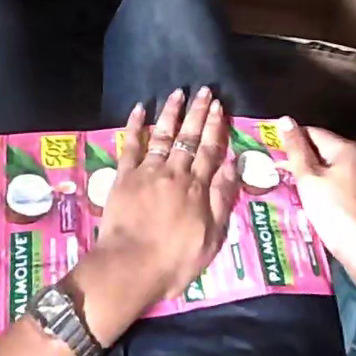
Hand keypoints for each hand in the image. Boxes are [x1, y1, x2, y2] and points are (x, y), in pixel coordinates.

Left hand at [73, 87, 238, 344]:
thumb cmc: (175, 260)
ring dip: (170, 113)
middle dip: (197, 112)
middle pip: (188, 137)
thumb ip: (222, 198)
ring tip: (177, 93)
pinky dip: (135, 126)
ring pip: (162, 135)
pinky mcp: (124, 176)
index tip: (219, 106)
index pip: (209, 150)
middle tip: (204, 90)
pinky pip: (130, 146)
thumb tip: (232, 165)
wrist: (131, 265)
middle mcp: (173, 173)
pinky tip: (140, 109)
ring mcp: (147, 172)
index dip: (215, 127)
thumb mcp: (212, 236)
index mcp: (197, 188)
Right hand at [275, 119, 355, 273]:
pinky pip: (325, 177)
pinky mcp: (351, 191)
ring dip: (300, 170)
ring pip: (319, 164)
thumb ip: (295, 149)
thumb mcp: (308, 177)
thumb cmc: (333, 209)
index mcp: (344, 148)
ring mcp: (354, 174)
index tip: (266, 148)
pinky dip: (310, 181)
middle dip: (293, 155)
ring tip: (275, 177)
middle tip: (267, 164)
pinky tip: (294, 190)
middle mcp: (352, 157)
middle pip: (316, 147)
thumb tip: (284, 119)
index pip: (310, 131)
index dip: (288, 138)